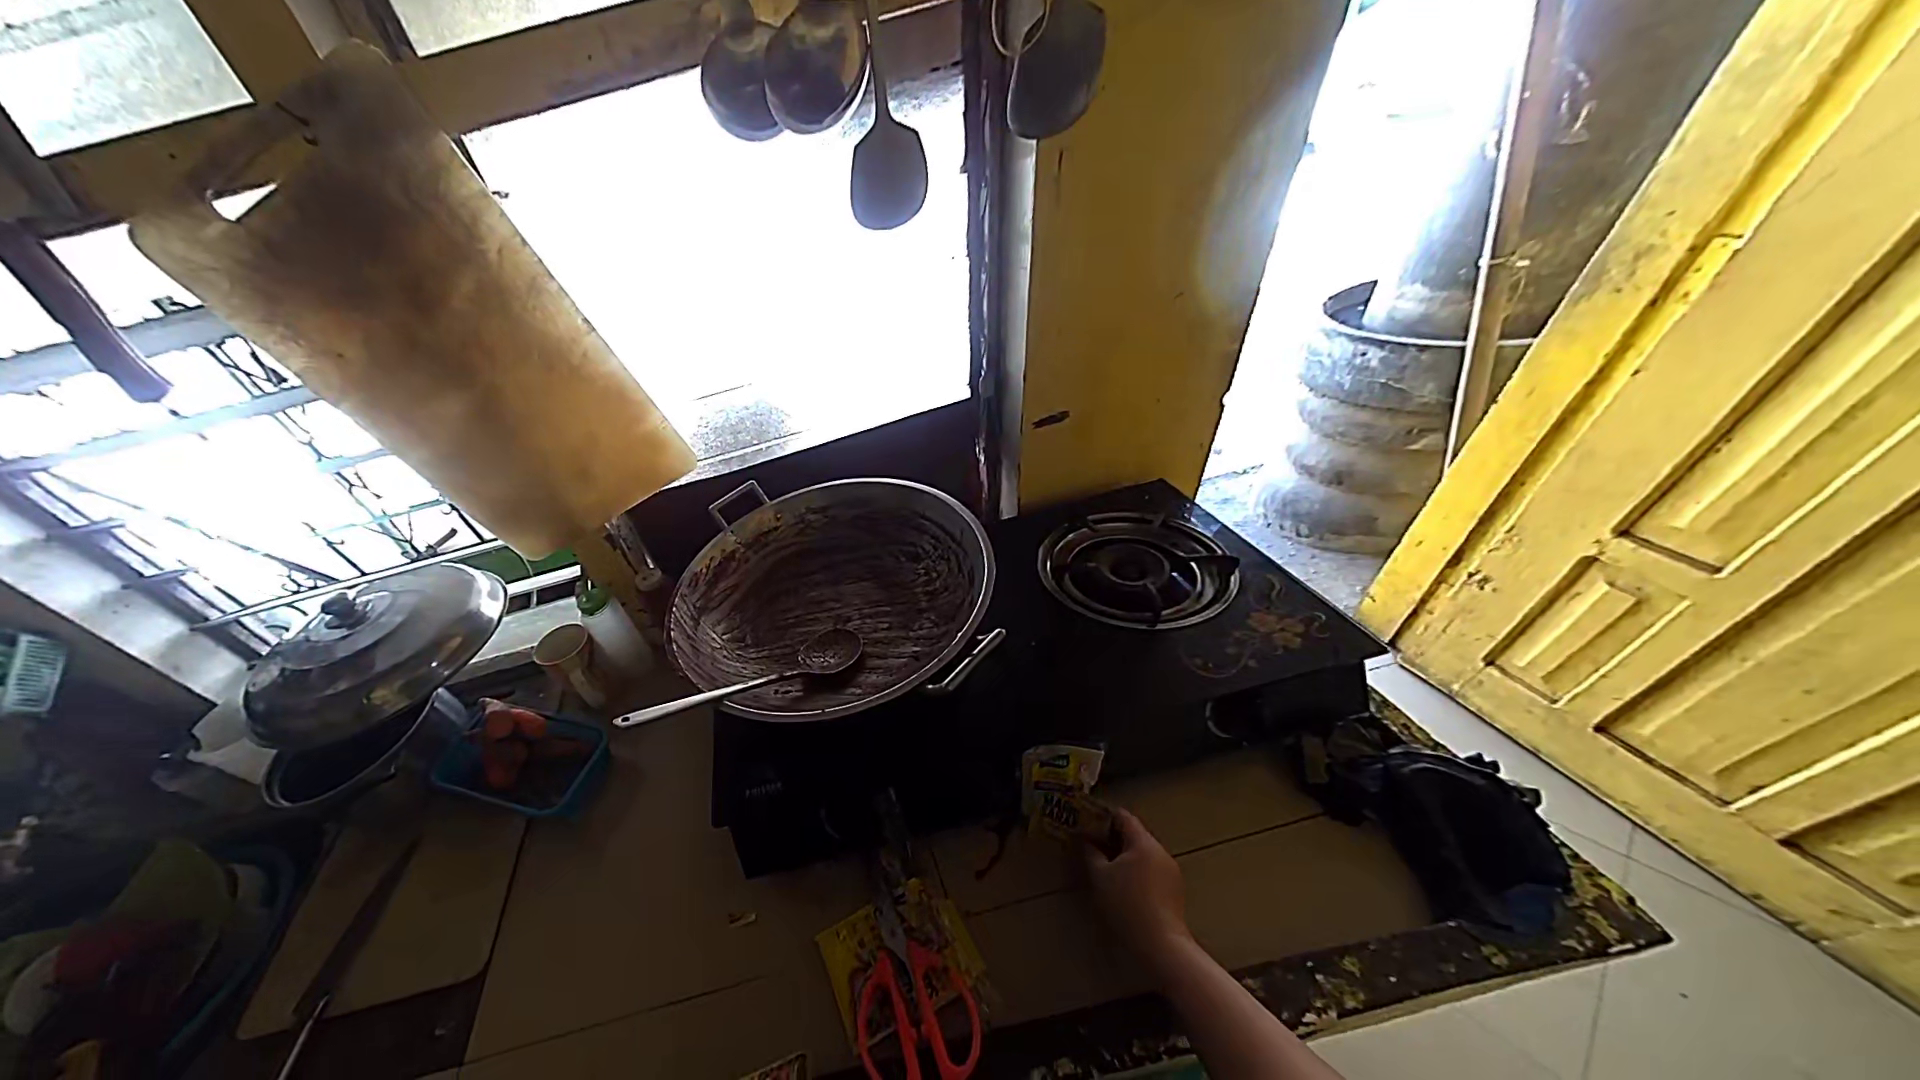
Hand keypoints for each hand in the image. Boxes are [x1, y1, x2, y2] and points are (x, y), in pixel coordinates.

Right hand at [1081, 807, 1193, 974]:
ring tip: (1107, 870)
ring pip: (1144, 853)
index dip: (1104, 817)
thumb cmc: (1126, 904)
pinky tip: (1127, 889)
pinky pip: (1153, 870)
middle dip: (1113, 838)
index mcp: (1143, 842)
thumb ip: (1091, 853)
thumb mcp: (1100, 877)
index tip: (1088, 824)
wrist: (1161, 944)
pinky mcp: (1175, 889)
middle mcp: (1160, 850)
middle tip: (1093, 847)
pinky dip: (1138, 872)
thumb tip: (1085, 839)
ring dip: (1126, 856)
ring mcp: (1171, 870)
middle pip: (1134, 834)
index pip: (1123, 816)